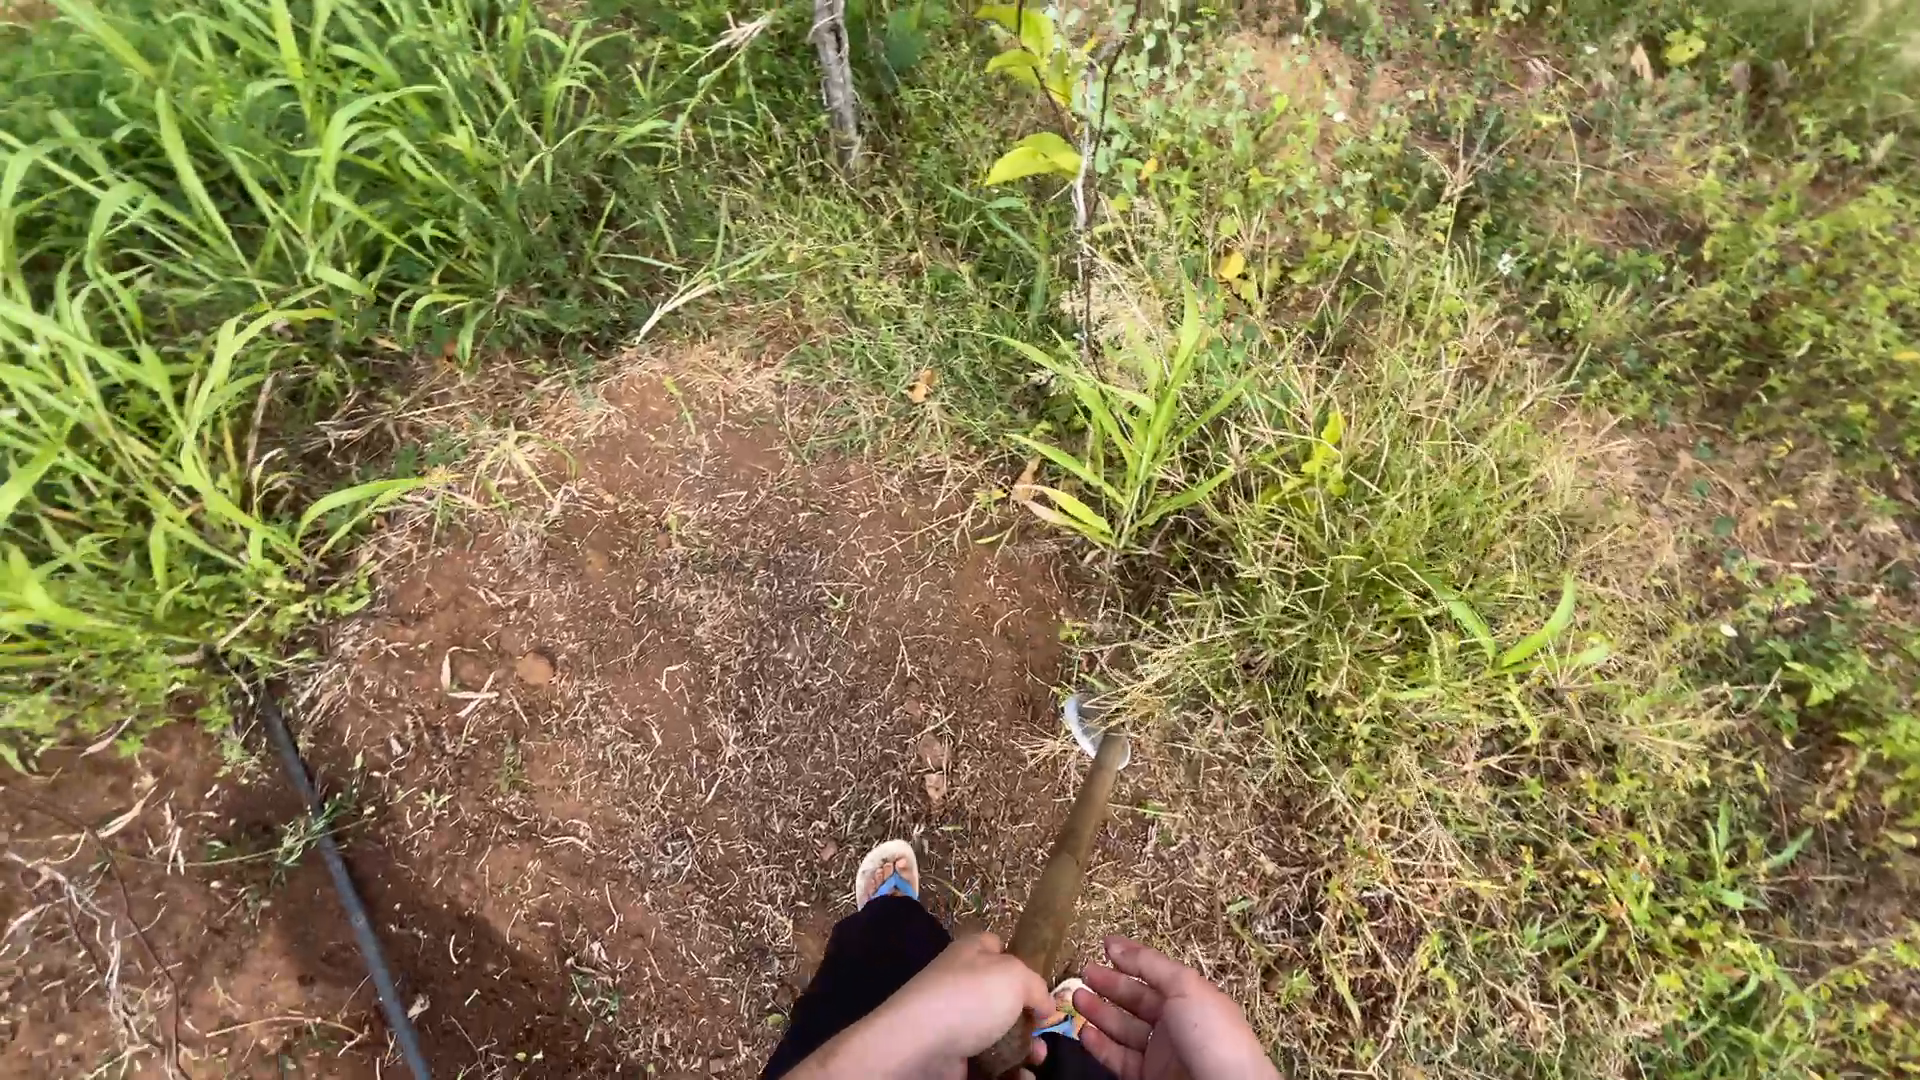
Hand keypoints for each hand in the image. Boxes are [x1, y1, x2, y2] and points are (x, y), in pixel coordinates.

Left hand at [872, 932, 1053, 1072]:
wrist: (917, 1046)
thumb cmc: (968, 998)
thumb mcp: (1013, 976)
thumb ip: (1035, 986)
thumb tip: (1045, 1003)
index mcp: (973, 953)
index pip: (999, 947)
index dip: (1022, 964)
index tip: (1041, 989)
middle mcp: (963, 983)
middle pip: (1004, 998)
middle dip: (1030, 1019)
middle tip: (1044, 1036)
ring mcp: (956, 1023)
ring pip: (999, 1035)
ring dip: (1024, 1050)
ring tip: (1037, 1062)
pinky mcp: (953, 1058)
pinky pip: (988, 1064)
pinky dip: (1008, 1073)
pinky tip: (1021, 1079)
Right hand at [1074, 935, 1278, 1079]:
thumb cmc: (1211, 1035)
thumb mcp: (1185, 987)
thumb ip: (1149, 964)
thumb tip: (1113, 943)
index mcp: (1189, 998)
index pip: (1153, 972)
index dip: (1130, 958)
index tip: (1103, 945)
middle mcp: (1175, 1024)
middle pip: (1136, 999)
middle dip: (1109, 984)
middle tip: (1083, 972)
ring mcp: (1162, 1055)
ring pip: (1124, 1029)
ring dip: (1100, 1012)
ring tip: (1077, 997)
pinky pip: (1121, 1060)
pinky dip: (1101, 1046)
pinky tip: (1085, 1032)